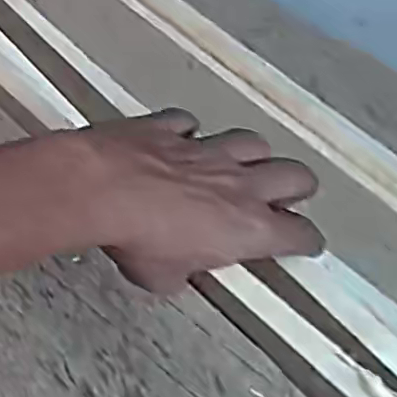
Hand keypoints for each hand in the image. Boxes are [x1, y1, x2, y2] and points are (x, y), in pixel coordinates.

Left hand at [65, 109, 322, 292]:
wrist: (93, 186)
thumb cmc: (129, 235)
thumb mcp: (160, 276)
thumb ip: (179, 273)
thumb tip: (169, 271)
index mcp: (249, 228)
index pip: (302, 234)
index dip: (300, 239)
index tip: (293, 241)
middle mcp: (236, 183)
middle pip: (296, 176)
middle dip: (290, 186)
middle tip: (272, 195)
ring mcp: (200, 148)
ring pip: (250, 140)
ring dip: (245, 152)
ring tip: (230, 163)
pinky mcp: (162, 125)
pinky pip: (185, 119)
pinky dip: (183, 127)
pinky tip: (173, 135)